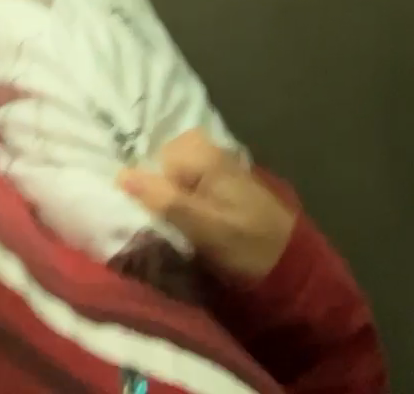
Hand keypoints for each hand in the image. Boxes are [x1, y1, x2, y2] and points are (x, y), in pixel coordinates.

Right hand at [118, 129, 296, 279]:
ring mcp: (214, 162)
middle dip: (159, 194)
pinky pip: (184, 182)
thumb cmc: (249, 244)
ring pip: (170, 175)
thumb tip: (119, 175)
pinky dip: (182, 201)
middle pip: (159, 165)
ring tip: (184, 228)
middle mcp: (205, 147)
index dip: (149, 192)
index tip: (159, 220)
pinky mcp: (219, 179)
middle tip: (174, 226)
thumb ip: (164, 200)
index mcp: (200, 152)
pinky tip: (193, 223)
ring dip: (170, 201)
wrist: (294, 265)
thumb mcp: (204, 227)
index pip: (151, 163)